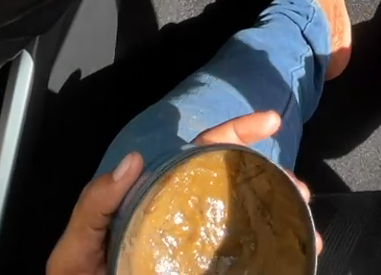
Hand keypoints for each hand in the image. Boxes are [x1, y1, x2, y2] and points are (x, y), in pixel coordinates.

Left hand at [44, 111, 317, 274]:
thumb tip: (133, 159)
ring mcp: (198, 247)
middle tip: (300, 190)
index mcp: (159, 195)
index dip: (237, 131)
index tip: (271, 120)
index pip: (203, 151)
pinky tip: (294, 260)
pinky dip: (272, 256)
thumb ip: (95, 206)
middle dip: (274, 179)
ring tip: (306, 231)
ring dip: (280, 216)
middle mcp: (184, 215)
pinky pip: (245, 260)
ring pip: (247, 220)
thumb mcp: (75, 250)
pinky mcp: (209, 269)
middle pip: (237, 182)